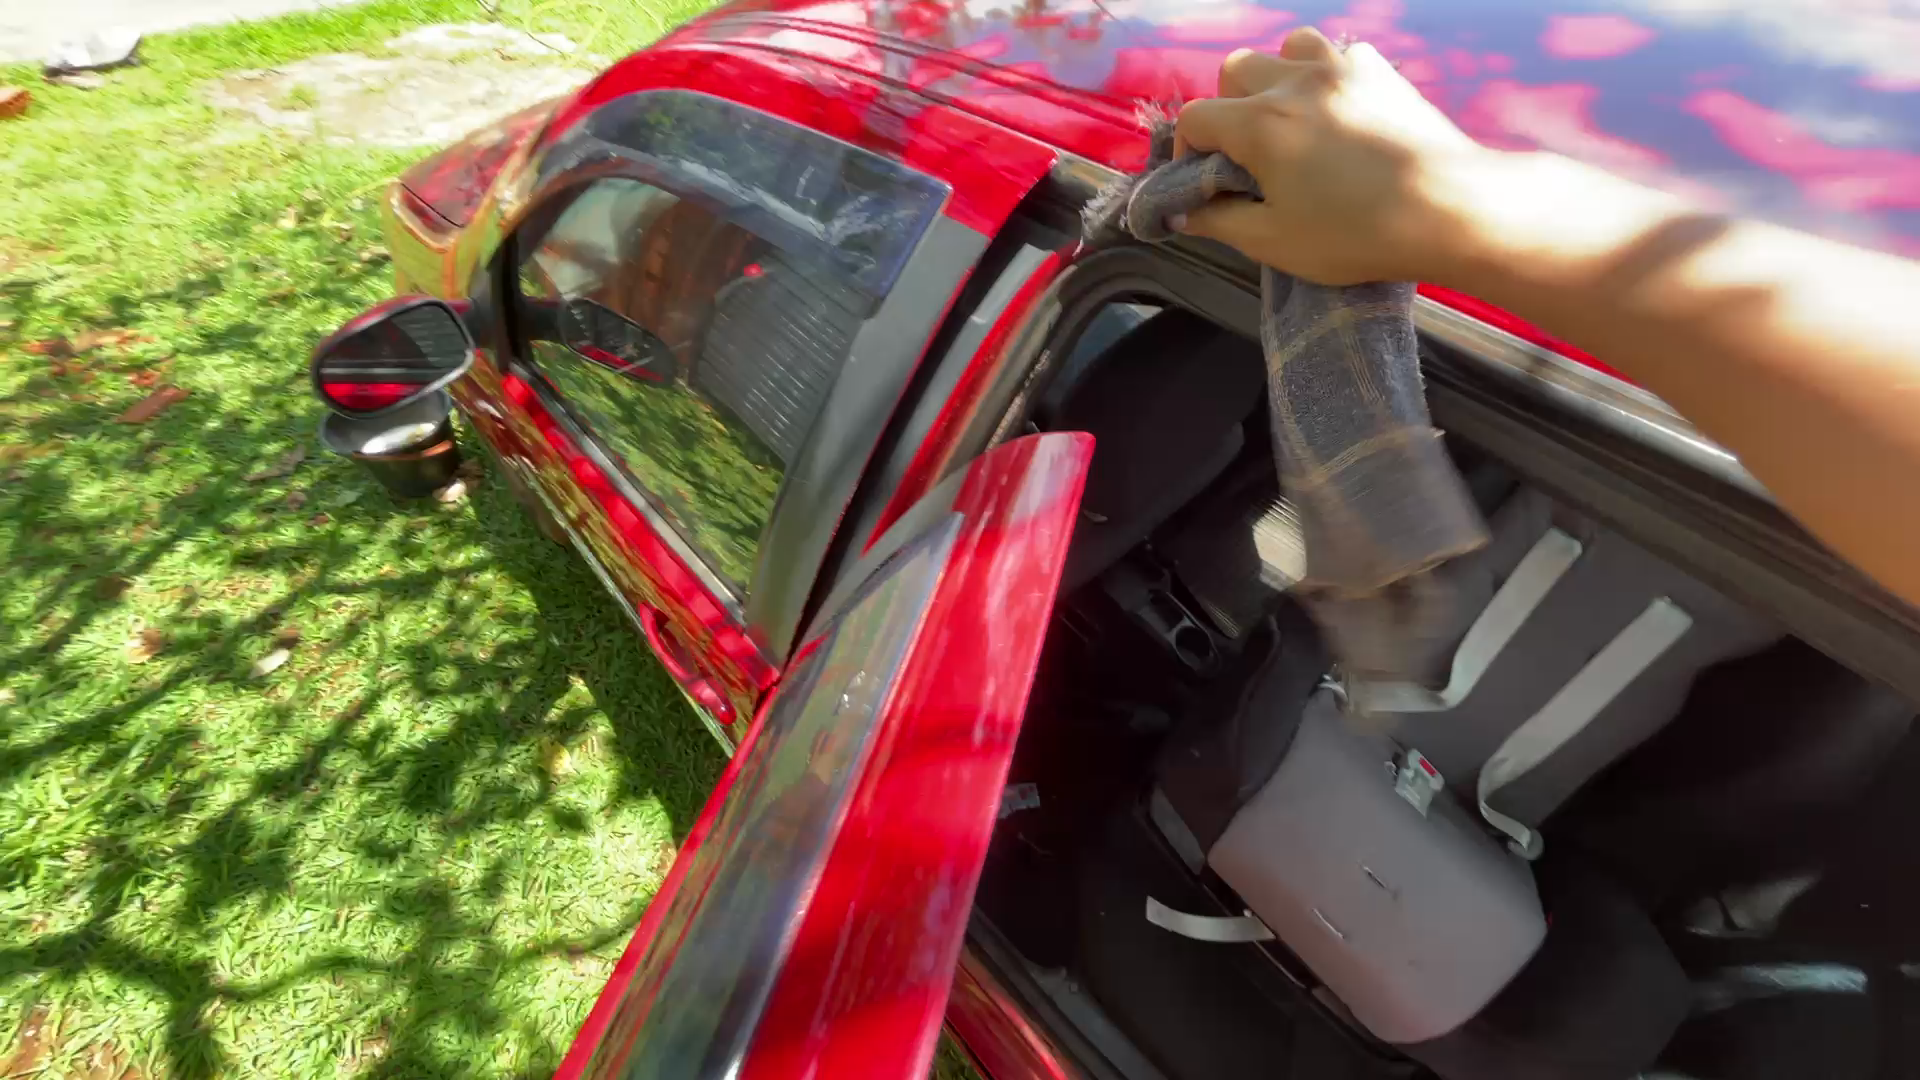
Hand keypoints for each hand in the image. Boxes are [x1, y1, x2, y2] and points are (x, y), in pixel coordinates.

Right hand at [1175, 27, 1491, 285]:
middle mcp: (1297, 81)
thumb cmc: (1350, 234)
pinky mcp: (1382, 71)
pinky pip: (1337, 54)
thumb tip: (1183, 213)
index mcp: (1262, 123)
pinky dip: (1321, 77)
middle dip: (1224, 110)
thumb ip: (1217, 221)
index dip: (1185, 151)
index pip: (1195, 117)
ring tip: (1286, 122)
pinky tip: (1332, 115)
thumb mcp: (1269, 240)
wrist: (1446, 209)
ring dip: (1273, 79)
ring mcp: (1345, 67)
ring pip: (1287, 47)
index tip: (1199, 182)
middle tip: (1240, 155)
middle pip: (1236, 70)